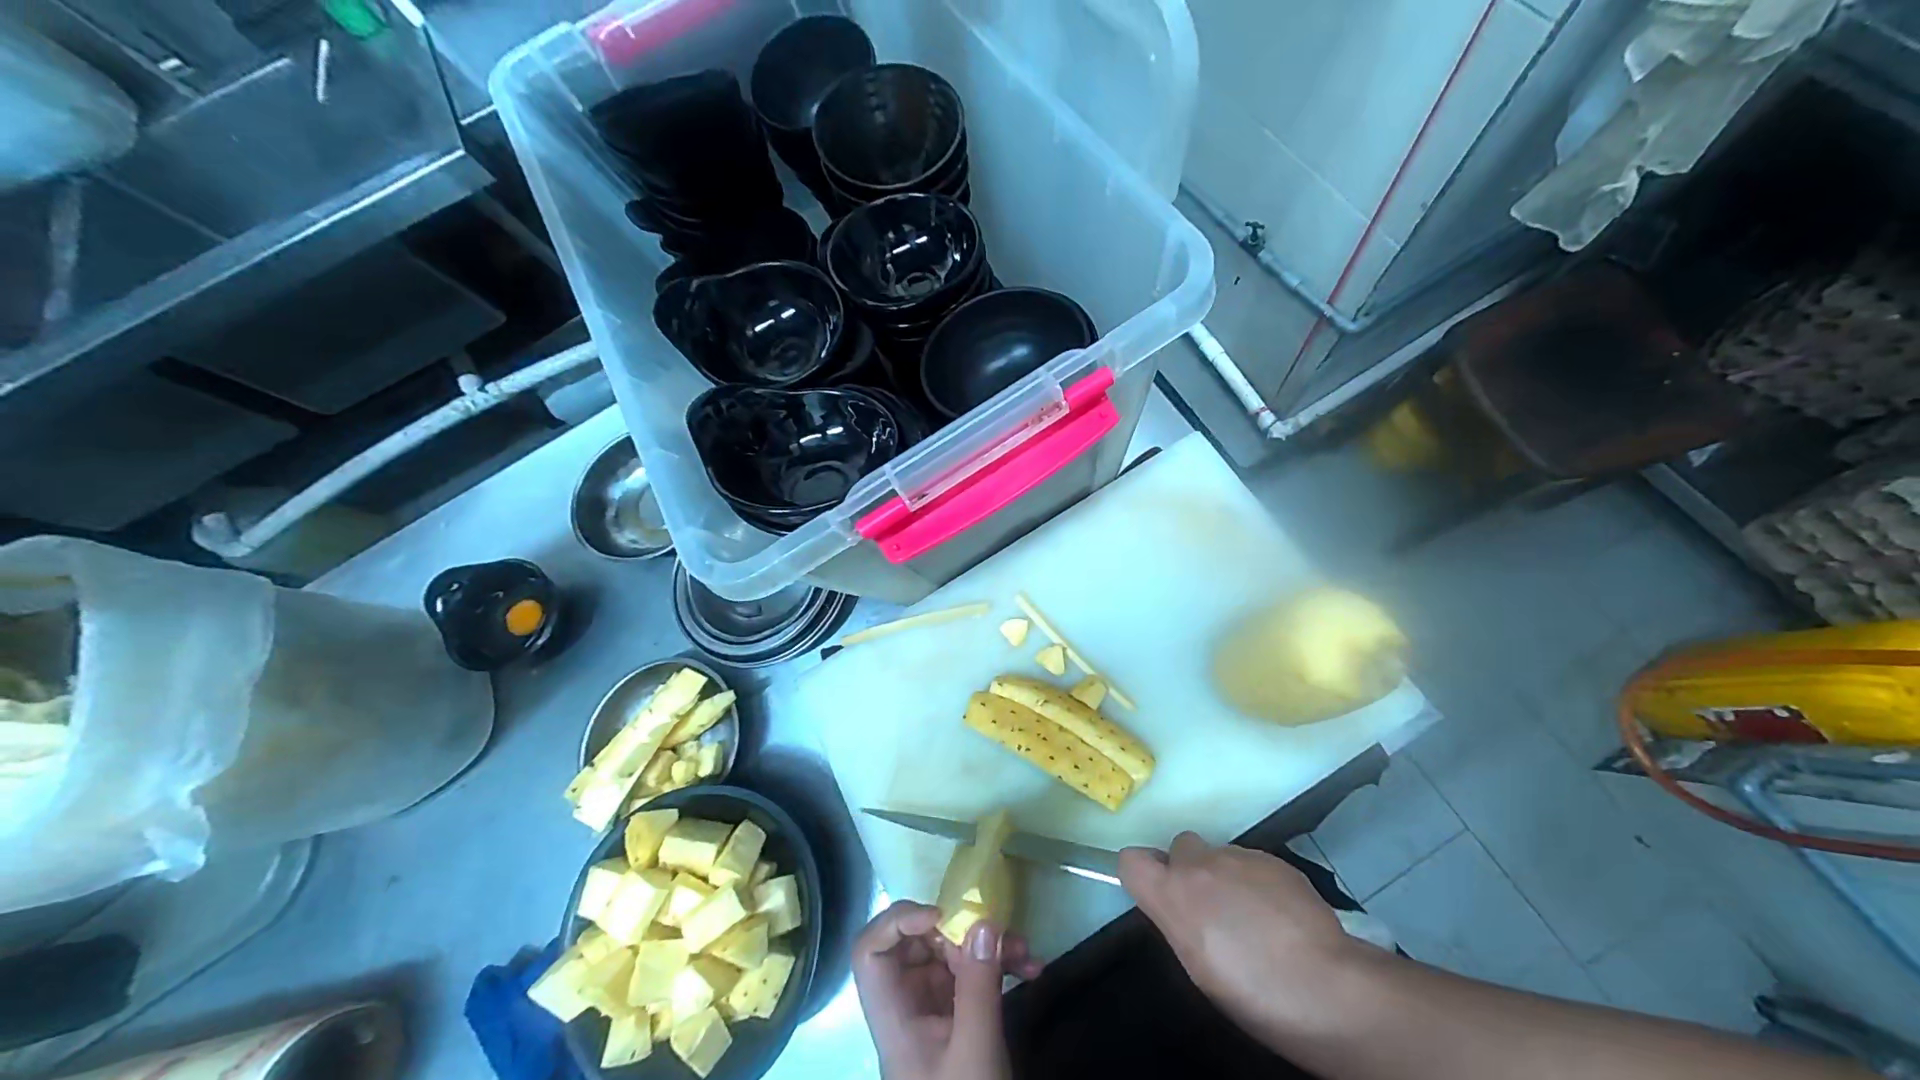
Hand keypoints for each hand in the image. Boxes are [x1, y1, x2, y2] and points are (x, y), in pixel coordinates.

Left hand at [852, 901, 1042, 1079]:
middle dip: (957, 931)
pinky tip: (1031, 969)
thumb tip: (982, 922)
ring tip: (1025, 951)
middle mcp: (907, 1006)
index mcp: (892, 1015)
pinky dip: (999, 966)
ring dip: (988, 946)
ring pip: (949, 955)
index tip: (940, 917)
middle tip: (994, 934)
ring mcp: (933, 1012)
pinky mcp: (959, 1019)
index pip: (870, 951)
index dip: (896, 922)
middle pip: (914, 945)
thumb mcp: (976, 1050)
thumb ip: (978, 984)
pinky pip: (973, 975)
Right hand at [1120, 832, 1359, 1038]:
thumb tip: (1180, 905)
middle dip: (1192, 869)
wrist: (1323, 986)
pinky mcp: (1275, 859)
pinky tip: (1281, 916)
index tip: (1160, 893)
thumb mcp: (1195, 964)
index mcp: (1172, 894)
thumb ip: (1178, 920)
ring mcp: (1239, 857)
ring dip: (1228, 876)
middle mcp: (1199, 864)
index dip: (1144, 873)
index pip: (1131, 860)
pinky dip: (1260, 882)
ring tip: (1256, 917)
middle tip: (1214, 907)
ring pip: (1221, 855)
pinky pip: (1254, 864)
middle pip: (1180, 846)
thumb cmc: (1249, 992)